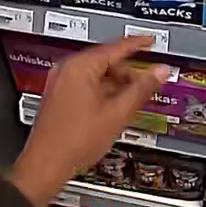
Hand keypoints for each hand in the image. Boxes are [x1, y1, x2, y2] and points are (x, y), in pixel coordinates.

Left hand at [7, 37, 168, 206]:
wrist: (46, 165)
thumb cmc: (74, 141)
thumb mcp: (117, 113)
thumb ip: (141, 89)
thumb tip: (159, 72)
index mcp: (80, 67)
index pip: (116, 47)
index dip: (138, 44)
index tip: (150, 41)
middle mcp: (66, 69)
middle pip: (105, 59)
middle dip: (128, 71)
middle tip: (146, 80)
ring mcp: (60, 82)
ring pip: (96, 73)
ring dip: (115, 83)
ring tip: (131, 99)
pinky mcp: (59, 95)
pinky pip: (86, 83)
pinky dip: (102, 90)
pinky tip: (113, 107)